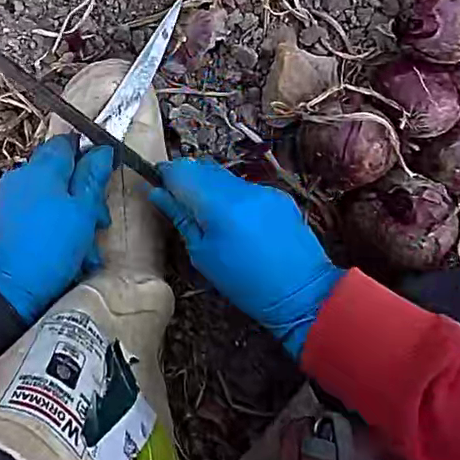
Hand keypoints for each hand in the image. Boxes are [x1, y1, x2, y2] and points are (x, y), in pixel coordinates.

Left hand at [0, 135, 115, 321]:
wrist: (1, 292)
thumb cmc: (48, 248)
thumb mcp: (83, 212)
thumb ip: (93, 178)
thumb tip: (102, 150)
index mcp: (42, 168)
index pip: (68, 143)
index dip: (90, 156)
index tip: (106, 177)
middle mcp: (23, 177)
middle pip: (63, 174)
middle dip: (86, 195)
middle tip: (100, 221)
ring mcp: (11, 201)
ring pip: (54, 199)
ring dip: (75, 219)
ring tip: (88, 250)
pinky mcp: (6, 225)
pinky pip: (39, 218)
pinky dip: (57, 231)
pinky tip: (70, 258)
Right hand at [149, 157, 341, 356]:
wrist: (301, 291)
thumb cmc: (245, 282)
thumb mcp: (203, 255)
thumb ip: (181, 219)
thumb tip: (158, 194)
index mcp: (219, 204)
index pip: (182, 171)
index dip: (166, 175)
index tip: (159, 186)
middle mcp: (242, 188)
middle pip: (204, 167)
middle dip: (188, 180)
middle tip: (180, 204)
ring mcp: (263, 189)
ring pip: (225, 176)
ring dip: (211, 188)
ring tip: (211, 218)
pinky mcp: (278, 195)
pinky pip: (246, 188)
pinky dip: (234, 197)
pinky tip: (237, 223)